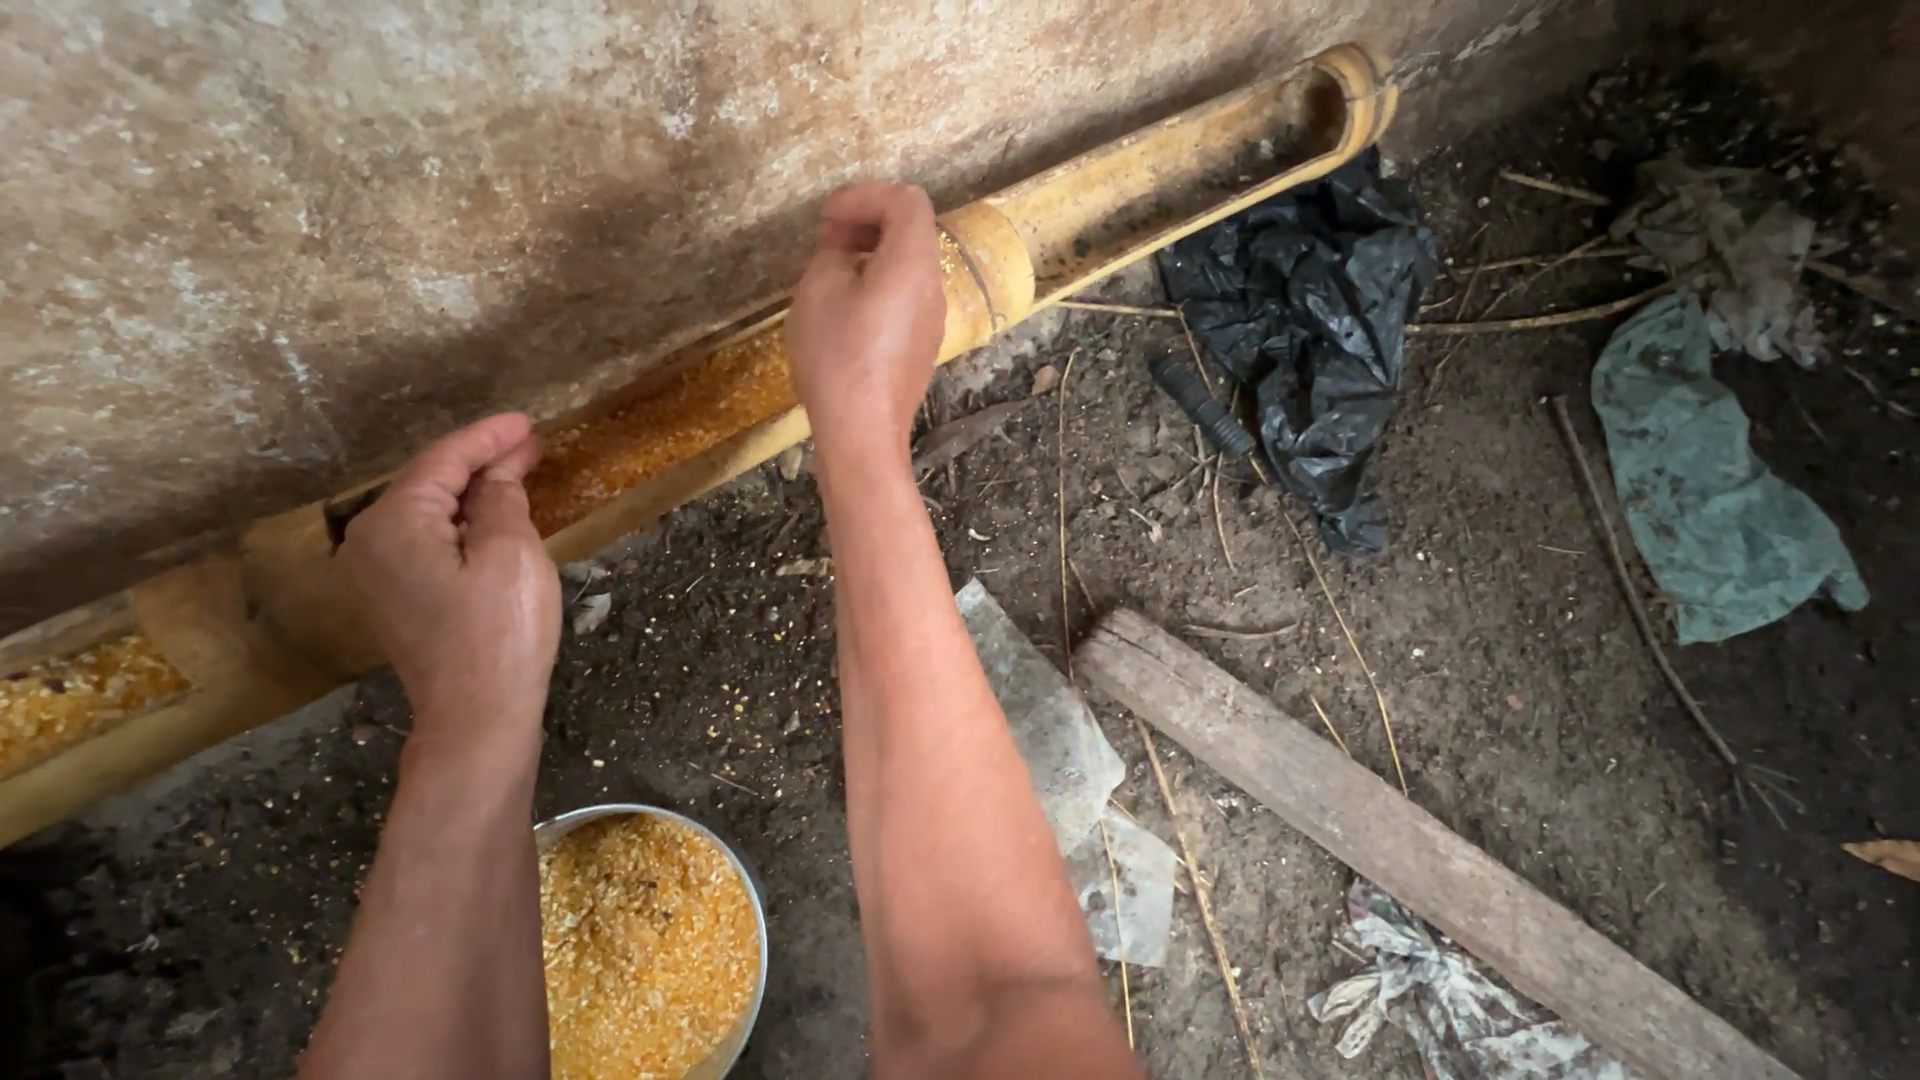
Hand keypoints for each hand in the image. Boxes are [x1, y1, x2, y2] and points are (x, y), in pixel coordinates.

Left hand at [339, 413, 560, 757]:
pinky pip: (429, 540)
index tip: (527, 423)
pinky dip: (463, 522)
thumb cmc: (500, 630)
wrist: (478, 713)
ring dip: (474, 491)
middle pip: (429, 484)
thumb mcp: (512, 554)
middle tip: (529, 443)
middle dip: (480, 462)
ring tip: (517, 471)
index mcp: (394, 523)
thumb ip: (502, 501)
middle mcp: (370, 542)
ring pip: (429, 513)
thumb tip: (497, 476)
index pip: (442, 462)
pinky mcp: (396, 598)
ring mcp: (378, 574)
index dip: (487, 438)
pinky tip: (493, 516)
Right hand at [786, 182, 945, 465]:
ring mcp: (931, 322)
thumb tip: (847, 257)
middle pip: (911, 233)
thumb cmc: (837, 355)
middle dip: (867, 224)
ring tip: (828, 275)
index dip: (864, 196)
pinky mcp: (919, 349)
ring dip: (870, 258)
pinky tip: (843, 312)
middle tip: (825, 240)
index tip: (827, 218)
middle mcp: (933, 288)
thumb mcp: (819, 289)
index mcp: (914, 263)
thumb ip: (834, 255)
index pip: (906, 201)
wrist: (861, 432)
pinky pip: (903, 301)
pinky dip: (876, 288)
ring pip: (907, 269)